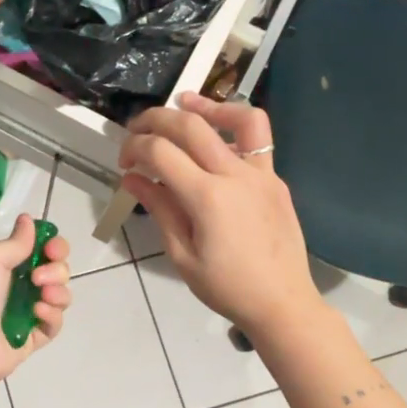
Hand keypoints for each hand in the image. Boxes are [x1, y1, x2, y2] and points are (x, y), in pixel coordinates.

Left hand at [0, 215, 71, 383]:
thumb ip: (15, 241)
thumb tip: (28, 219)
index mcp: (2, 264)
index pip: (38, 248)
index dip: (52, 245)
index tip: (52, 248)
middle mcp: (15, 286)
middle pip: (55, 269)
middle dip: (56, 269)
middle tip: (39, 277)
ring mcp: (26, 312)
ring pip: (60, 294)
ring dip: (57, 291)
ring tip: (42, 296)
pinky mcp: (33, 337)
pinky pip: (55, 322)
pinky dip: (52, 315)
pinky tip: (38, 314)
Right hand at [121, 93, 320, 337]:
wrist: (282, 304)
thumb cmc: (227, 288)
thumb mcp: (182, 256)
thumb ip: (160, 209)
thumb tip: (134, 179)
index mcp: (207, 198)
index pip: (160, 151)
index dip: (134, 148)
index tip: (123, 163)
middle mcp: (236, 176)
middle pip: (191, 125)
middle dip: (156, 120)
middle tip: (137, 129)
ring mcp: (262, 175)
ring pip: (238, 119)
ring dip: (207, 106)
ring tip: (184, 103)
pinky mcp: (276, 181)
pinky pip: (256, 142)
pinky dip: (232, 129)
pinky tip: (215, 141)